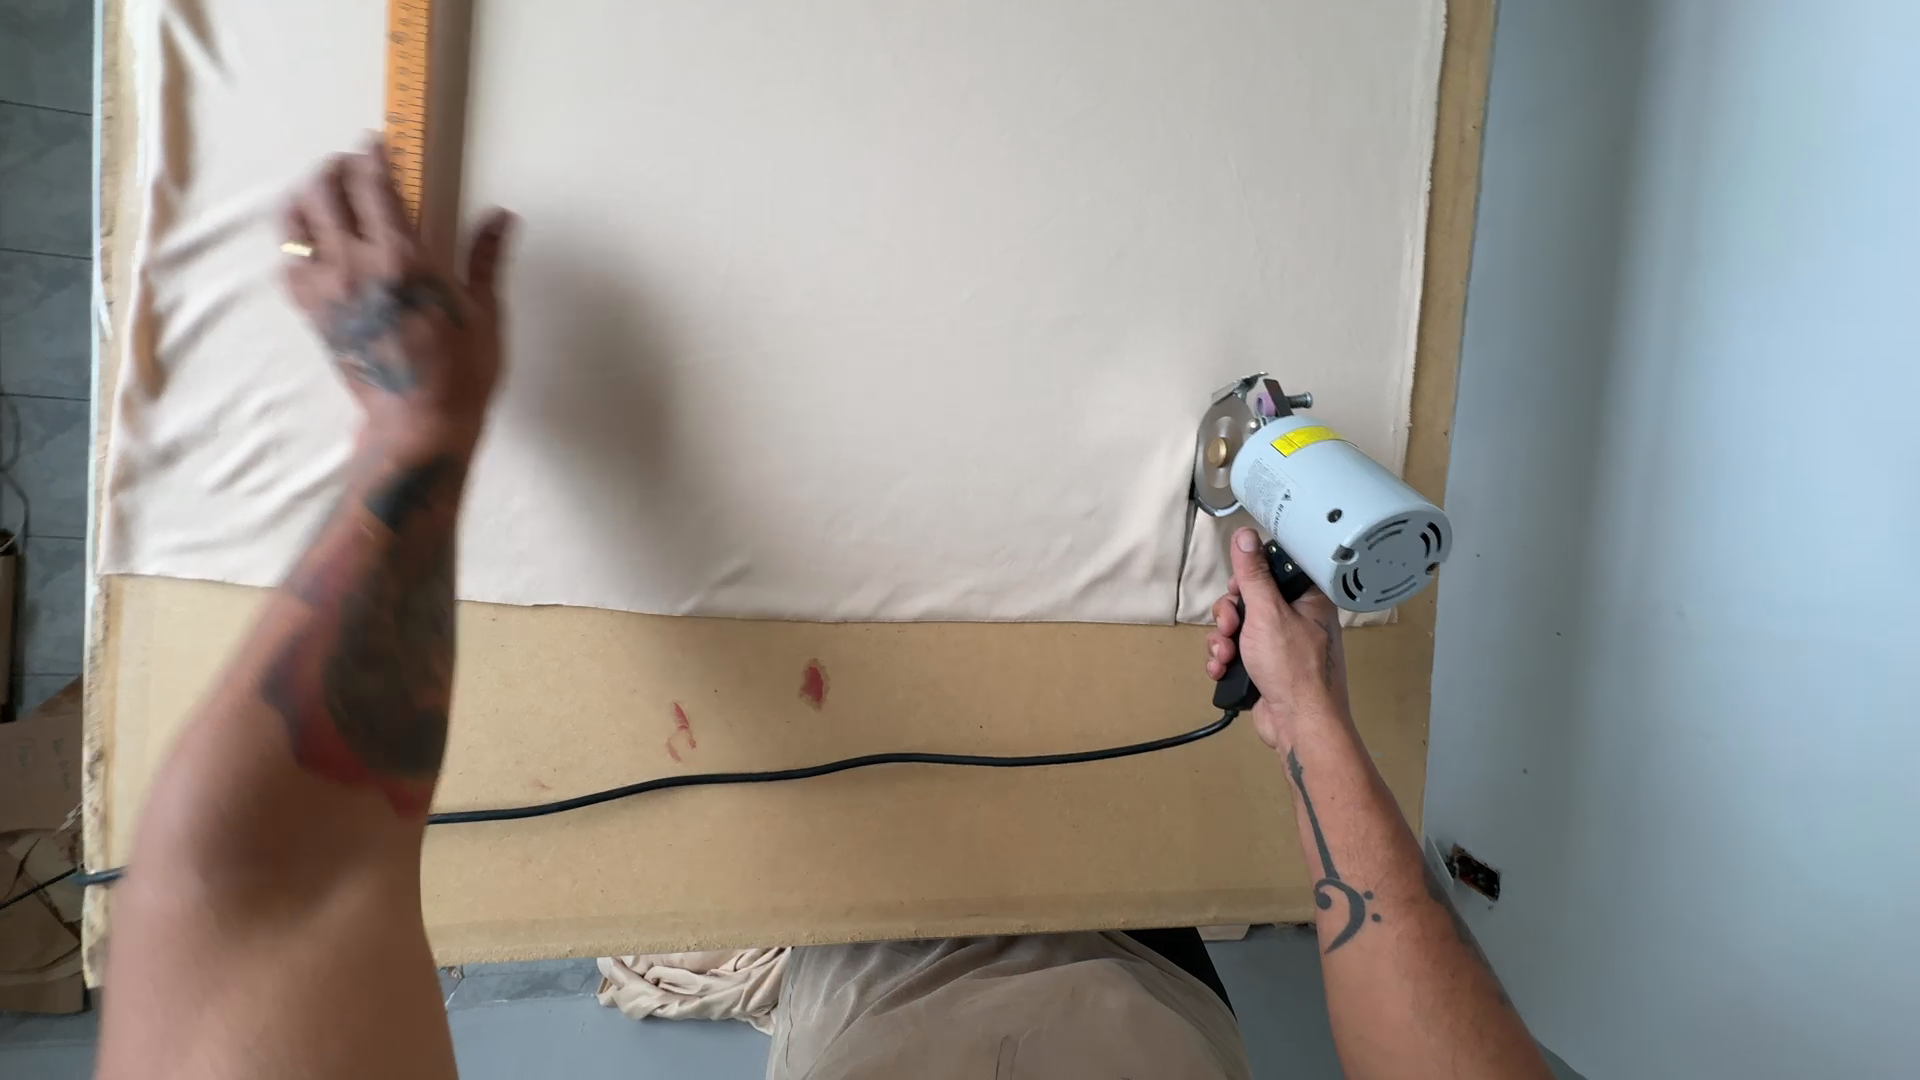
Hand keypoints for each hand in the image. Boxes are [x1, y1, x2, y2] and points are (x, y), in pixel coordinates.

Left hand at [283, 137, 515, 455]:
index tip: (378, 144)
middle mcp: (354, 263)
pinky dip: (296, 243)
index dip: (373, 157)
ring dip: (306, 197)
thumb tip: (501, 216)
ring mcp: (324, 287)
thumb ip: (485, 258)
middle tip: (352, 165)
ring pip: (293, 220)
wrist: (420, 421)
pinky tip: (314, 247)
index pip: (374, 186)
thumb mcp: (486, 314)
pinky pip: (287, 262)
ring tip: (325, 195)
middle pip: (323, 191)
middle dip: (335, 168)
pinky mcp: (310, 311)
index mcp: (404, 259)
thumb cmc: (465, 372)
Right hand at [1205, 528, 1351, 748]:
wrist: (1298, 724)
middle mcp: (1295, 619)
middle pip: (1246, 600)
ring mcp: (1279, 645)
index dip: (1248, 579)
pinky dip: (1224, 660)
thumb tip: (1246, 535)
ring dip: (1222, 641)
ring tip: (1225, 657)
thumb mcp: (1267, 613)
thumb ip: (1253, 574)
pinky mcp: (1264, 667)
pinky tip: (1223, 670)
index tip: (1239, 592)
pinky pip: (1235, 652)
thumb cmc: (1292, 667)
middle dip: (1228, 616)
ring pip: (1236, 628)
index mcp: (1307, 600)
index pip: (1271, 571)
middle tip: (1231, 628)